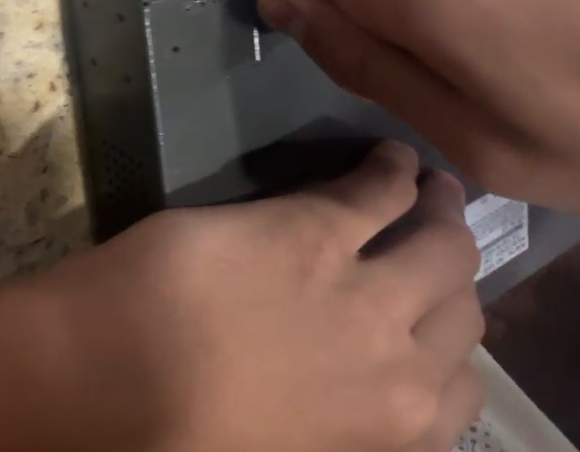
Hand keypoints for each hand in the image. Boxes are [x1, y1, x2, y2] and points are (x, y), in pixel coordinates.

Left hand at [39, 141, 483, 451]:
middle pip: (460, 311)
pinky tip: (392, 156)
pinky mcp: (314, 229)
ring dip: (443, 215)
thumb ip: (334, 418)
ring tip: (436, 189)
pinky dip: (392, 170)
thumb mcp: (286, 442)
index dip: (450, 344)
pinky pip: (377, 193)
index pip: (462, 392)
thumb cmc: (181, 426)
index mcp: (391, 433)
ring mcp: (363, 292)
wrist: (117, 373)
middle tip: (446, 233)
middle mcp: (401, 368)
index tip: (437, 317)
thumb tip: (333, 385)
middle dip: (457, 270)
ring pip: (441, 249)